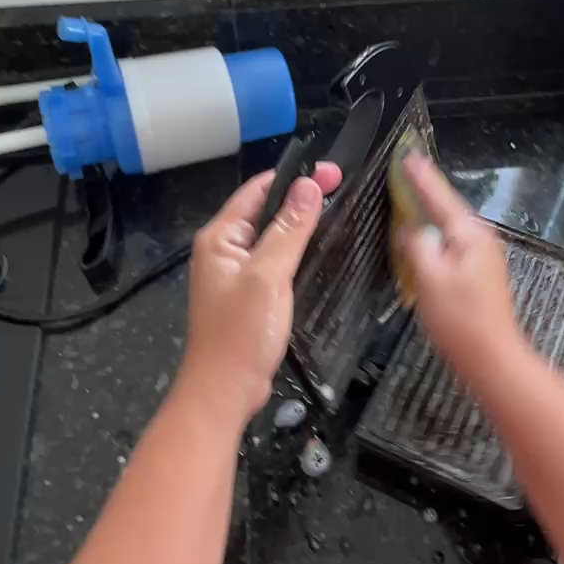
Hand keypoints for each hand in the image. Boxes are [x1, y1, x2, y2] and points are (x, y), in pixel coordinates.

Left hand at [179, 161, 342, 426]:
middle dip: (302, 198)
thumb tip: (309, 185)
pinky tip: (321, 250)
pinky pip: (275, 261)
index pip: (258, 190)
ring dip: (302, 224)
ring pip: (273, 236)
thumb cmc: (241, 333)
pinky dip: (297, 251)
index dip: (295, 177)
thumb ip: (289, 229)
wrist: (225, 391)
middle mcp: (224, 249)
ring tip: (339, 211)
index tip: (333, 172)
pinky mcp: (250, 294)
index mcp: (220, 237)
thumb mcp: (268, 275)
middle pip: (266, 210)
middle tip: (343, 187)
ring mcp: (236, 273)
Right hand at [394, 153, 528, 377]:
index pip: (441, 198)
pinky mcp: (481, 277)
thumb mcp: (430, 279)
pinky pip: (454, 245)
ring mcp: (485, 259)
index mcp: (470, 236)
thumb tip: (410, 227)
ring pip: (452, 229)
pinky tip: (426, 238)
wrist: (494, 360)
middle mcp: (482, 241)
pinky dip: (437, 236)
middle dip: (428, 191)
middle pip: (450, 210)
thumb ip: (417, 246)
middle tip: (406, 171)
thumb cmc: (460, 320)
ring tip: (412, 196)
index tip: (408, 155)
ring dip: (432, 213)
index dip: (422, 178)